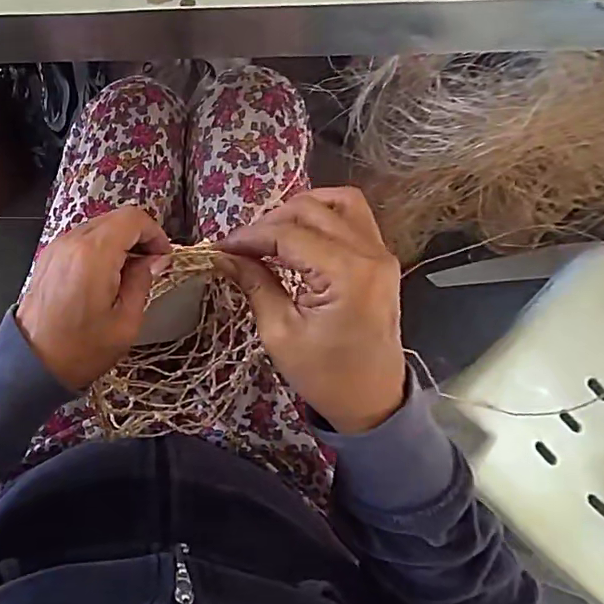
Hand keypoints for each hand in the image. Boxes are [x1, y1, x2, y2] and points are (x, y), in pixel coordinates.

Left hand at [17, 206, 170, 389]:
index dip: (155, 233)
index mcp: (94, 254)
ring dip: (120, 241)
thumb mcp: (125, 322)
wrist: (30, 364)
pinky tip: (107, 274)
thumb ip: (142, 282)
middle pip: (116, 218)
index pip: (133, 219)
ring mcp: (57, 247)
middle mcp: (72, 241)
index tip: (163, 257)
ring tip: (131, 272)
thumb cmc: (81, 349)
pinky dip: (101, 247)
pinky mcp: (48, 257)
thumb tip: (155, 260)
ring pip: (99, 226)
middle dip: (139, 236)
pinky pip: (82, 239)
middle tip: (152, 265)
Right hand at [215, 188, 405, 433]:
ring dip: (300, 211)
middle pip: (312, 210)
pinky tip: (299, 237)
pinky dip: (324, 217)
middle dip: (270, 222)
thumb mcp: (280, 333)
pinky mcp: (382, 260)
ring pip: (339, 203)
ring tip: (272, 234)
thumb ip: (255, 284)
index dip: (249, 237)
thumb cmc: (325, 375)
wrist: (373, 401)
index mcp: (346, 274)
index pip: (289, 234)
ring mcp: (381, 253)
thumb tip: (225, 256)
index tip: (221, 248)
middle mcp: (370, 253)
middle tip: (242, 247)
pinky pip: (354, 218)